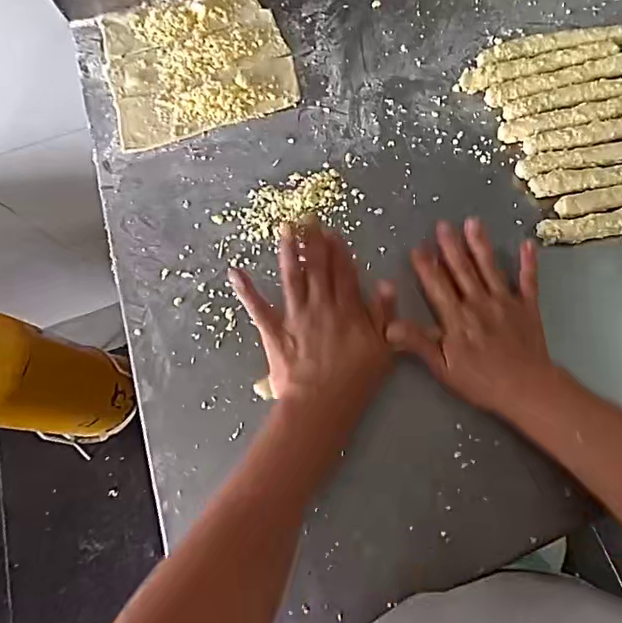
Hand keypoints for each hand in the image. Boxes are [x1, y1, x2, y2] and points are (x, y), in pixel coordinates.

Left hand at [229, 221, 397, 405]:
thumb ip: (385, 315)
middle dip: (313, 241)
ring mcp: (295, 316)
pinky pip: (257, 307)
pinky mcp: (273, 330)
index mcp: (347, 310)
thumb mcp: (384, 350)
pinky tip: (235, 272)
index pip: (344, 273)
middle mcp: (320, 305)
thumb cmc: (355, 381)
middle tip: (308, 217)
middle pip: (318, 267)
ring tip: (285, 229)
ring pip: (292, 277)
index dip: (338, 250)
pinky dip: (246, 289)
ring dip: (288, 251)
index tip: (332, 231)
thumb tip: (386, 283)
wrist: (319, 405)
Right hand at [390, 217, 558, 415]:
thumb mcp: (442, 367)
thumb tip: (389, 326)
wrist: (527, 390)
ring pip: (489, 268)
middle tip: (442, 224)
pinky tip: (527, 245)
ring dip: (480, 244)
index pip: (437, 286)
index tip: (417, 247)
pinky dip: (528, 263)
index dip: (426, 266)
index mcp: (457, 318)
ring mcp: (505, 302)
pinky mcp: (527, 307)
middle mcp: (479, 303)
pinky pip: (528, 281)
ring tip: (472, 222)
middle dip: (450, 246)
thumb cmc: (481, 381)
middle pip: (462, 270)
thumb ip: (417, 343)